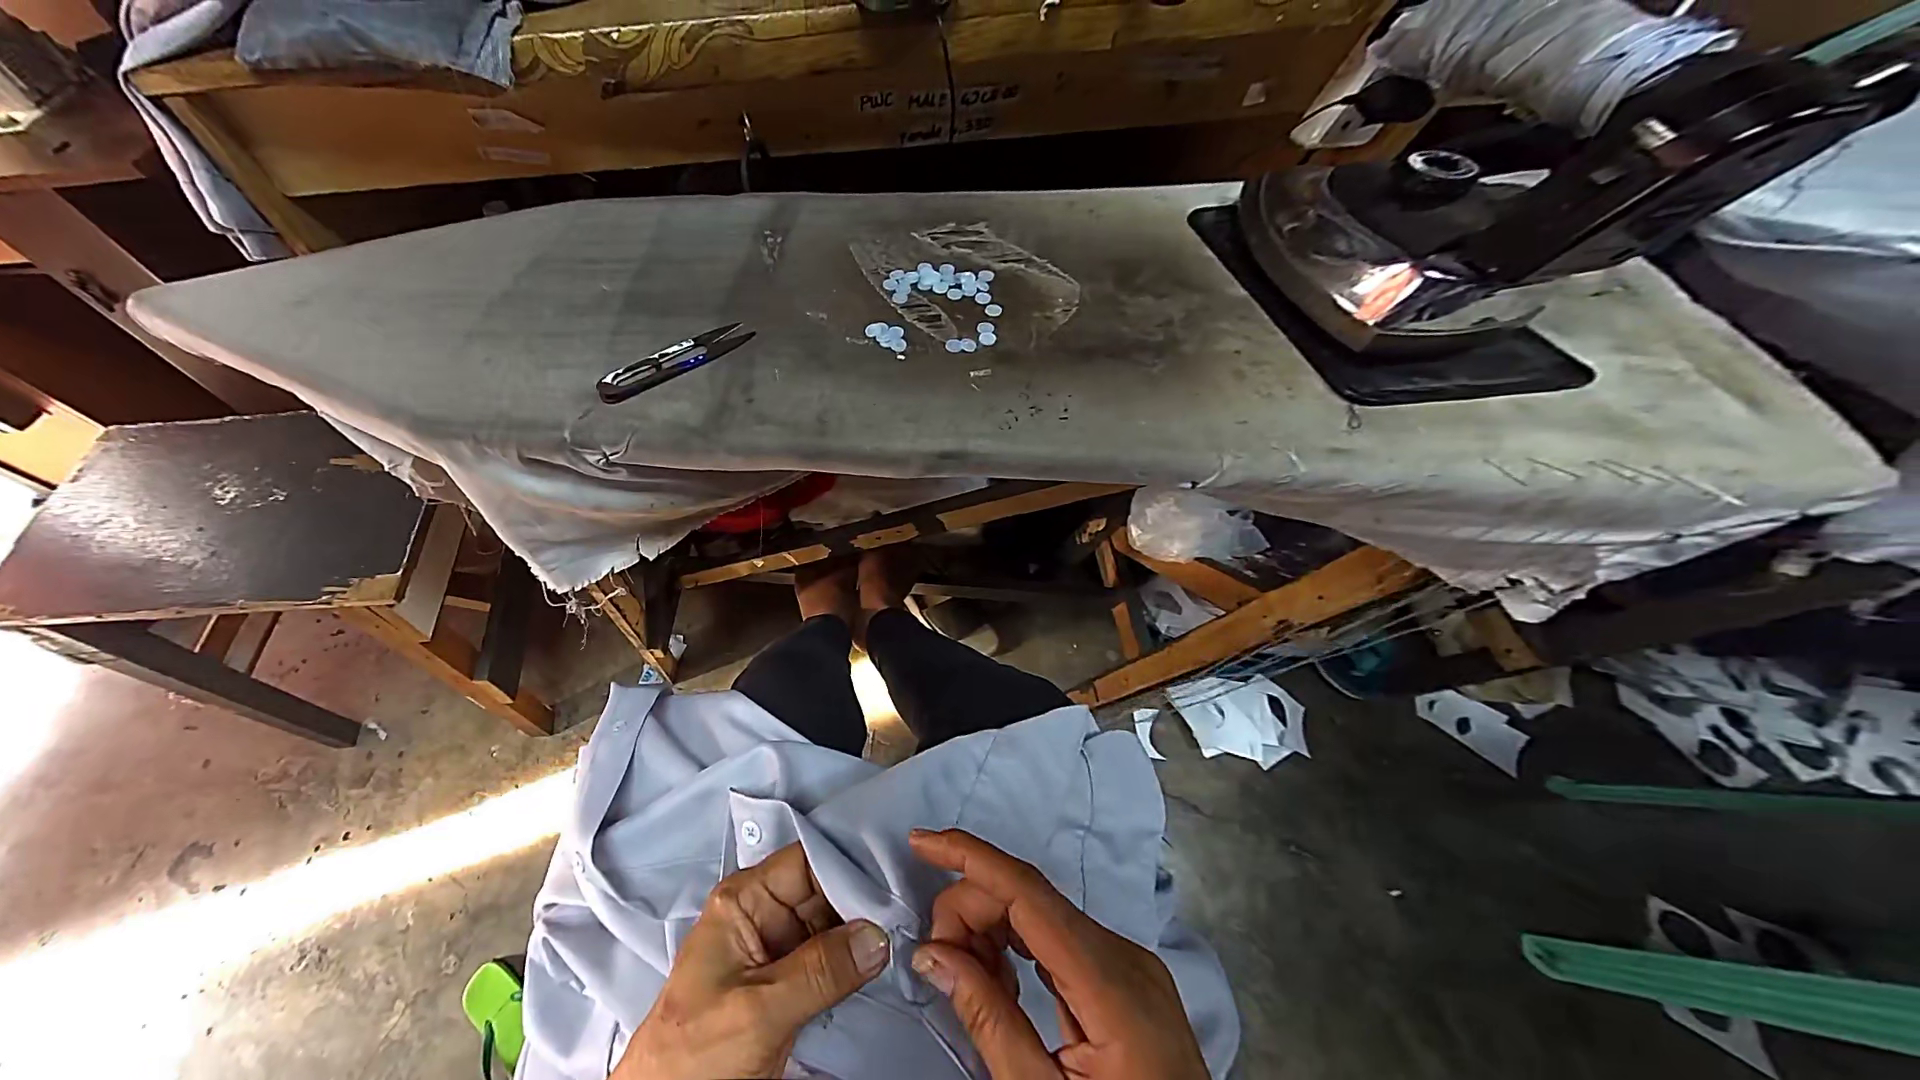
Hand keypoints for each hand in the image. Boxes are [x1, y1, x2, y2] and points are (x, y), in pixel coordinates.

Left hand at [615, 842, 890, 1079]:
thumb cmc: (689, 1059)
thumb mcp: (757, 1011)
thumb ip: (819, 971)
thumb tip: (877, 937)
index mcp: (744, 902)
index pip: (808, 861)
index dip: (850, 866)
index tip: (892, 878)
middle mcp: (765, 916)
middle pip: (828, 889)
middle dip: (866, 899)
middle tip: (909, 908)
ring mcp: (781, 950)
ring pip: (837, 923)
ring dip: (868, 930)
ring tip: (906, 928)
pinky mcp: (794, 983)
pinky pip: (836, 957)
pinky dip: (860, 959)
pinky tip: (886, 957)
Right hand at [909, 828, 1208, 1079]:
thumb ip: (989, 1021)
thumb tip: (935, 954)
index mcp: (1112, 982)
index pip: (1029, 892)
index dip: (971, 857)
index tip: (922, 842)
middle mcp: (1125, 955)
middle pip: (1031, 900)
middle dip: (972, 913)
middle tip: (938, 962)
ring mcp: (1130, 964)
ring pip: (1042, 915)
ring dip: (992, 932)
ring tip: (967, 980)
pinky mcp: (1126, 977)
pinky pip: (1060, 940)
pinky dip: (1019, 949)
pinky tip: (998, 982)